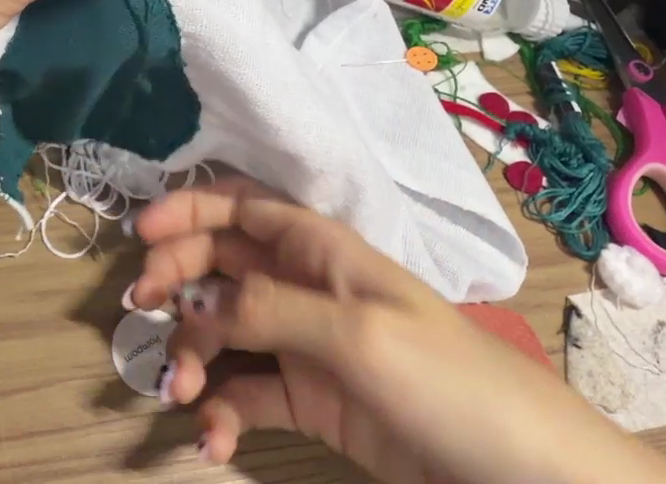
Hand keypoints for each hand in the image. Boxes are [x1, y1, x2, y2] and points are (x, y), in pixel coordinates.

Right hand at [129, 177, 665, 483]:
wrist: (525, 479)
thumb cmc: (448, 382)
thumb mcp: (357, 335)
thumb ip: (270, 309)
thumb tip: (197, 301)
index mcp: (319, 249)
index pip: (240, 208)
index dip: (187, 210)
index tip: (140, 233)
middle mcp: (303, 286)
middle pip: (220, 263)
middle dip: (177, 280)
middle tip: (143, 310)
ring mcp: (304, 344)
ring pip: (223, 329)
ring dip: (192, 354)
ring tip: (183, 392)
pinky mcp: (309, 401)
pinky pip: (246, 393)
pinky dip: (221, 412)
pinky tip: (211, 441)